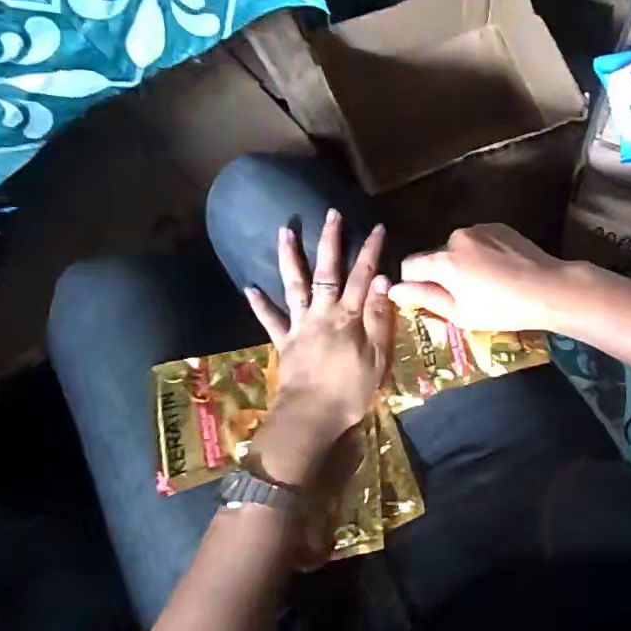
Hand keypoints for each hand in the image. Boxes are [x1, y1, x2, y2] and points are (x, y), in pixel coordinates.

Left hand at [244, 209, 392, 488]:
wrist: (311, 416)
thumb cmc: (350, 390)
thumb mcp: (377, 357)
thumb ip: (378, 317)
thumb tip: (382, 279)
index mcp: (349, 316)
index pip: (363, 276)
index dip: (371, 250)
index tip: (377, 226)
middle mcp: (322, 313)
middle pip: (327, 271)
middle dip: (330, 240)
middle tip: (331, 214)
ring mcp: (300, 325)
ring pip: (295, 285)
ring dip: (290, 257)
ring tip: (284, 231)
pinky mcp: (283, 341)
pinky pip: (270, 319)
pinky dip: (259, 304)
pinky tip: (249, 287)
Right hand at [387, 223, 578, 332]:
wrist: (549, 289)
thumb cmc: (502, 309)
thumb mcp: (460, 313)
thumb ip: (424, 297)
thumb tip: (393, 289)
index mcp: (443, 261)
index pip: (409, 265)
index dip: (414, 283)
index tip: (430, 297)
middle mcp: (456, 237)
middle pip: (435, 256)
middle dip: (442, 273)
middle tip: (465, 296)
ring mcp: (479, 229)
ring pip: (457, 248)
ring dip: (463, 262)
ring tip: (487, 283)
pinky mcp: (499, 227)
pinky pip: (478, 240)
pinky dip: (481, 253)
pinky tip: (500, 270)